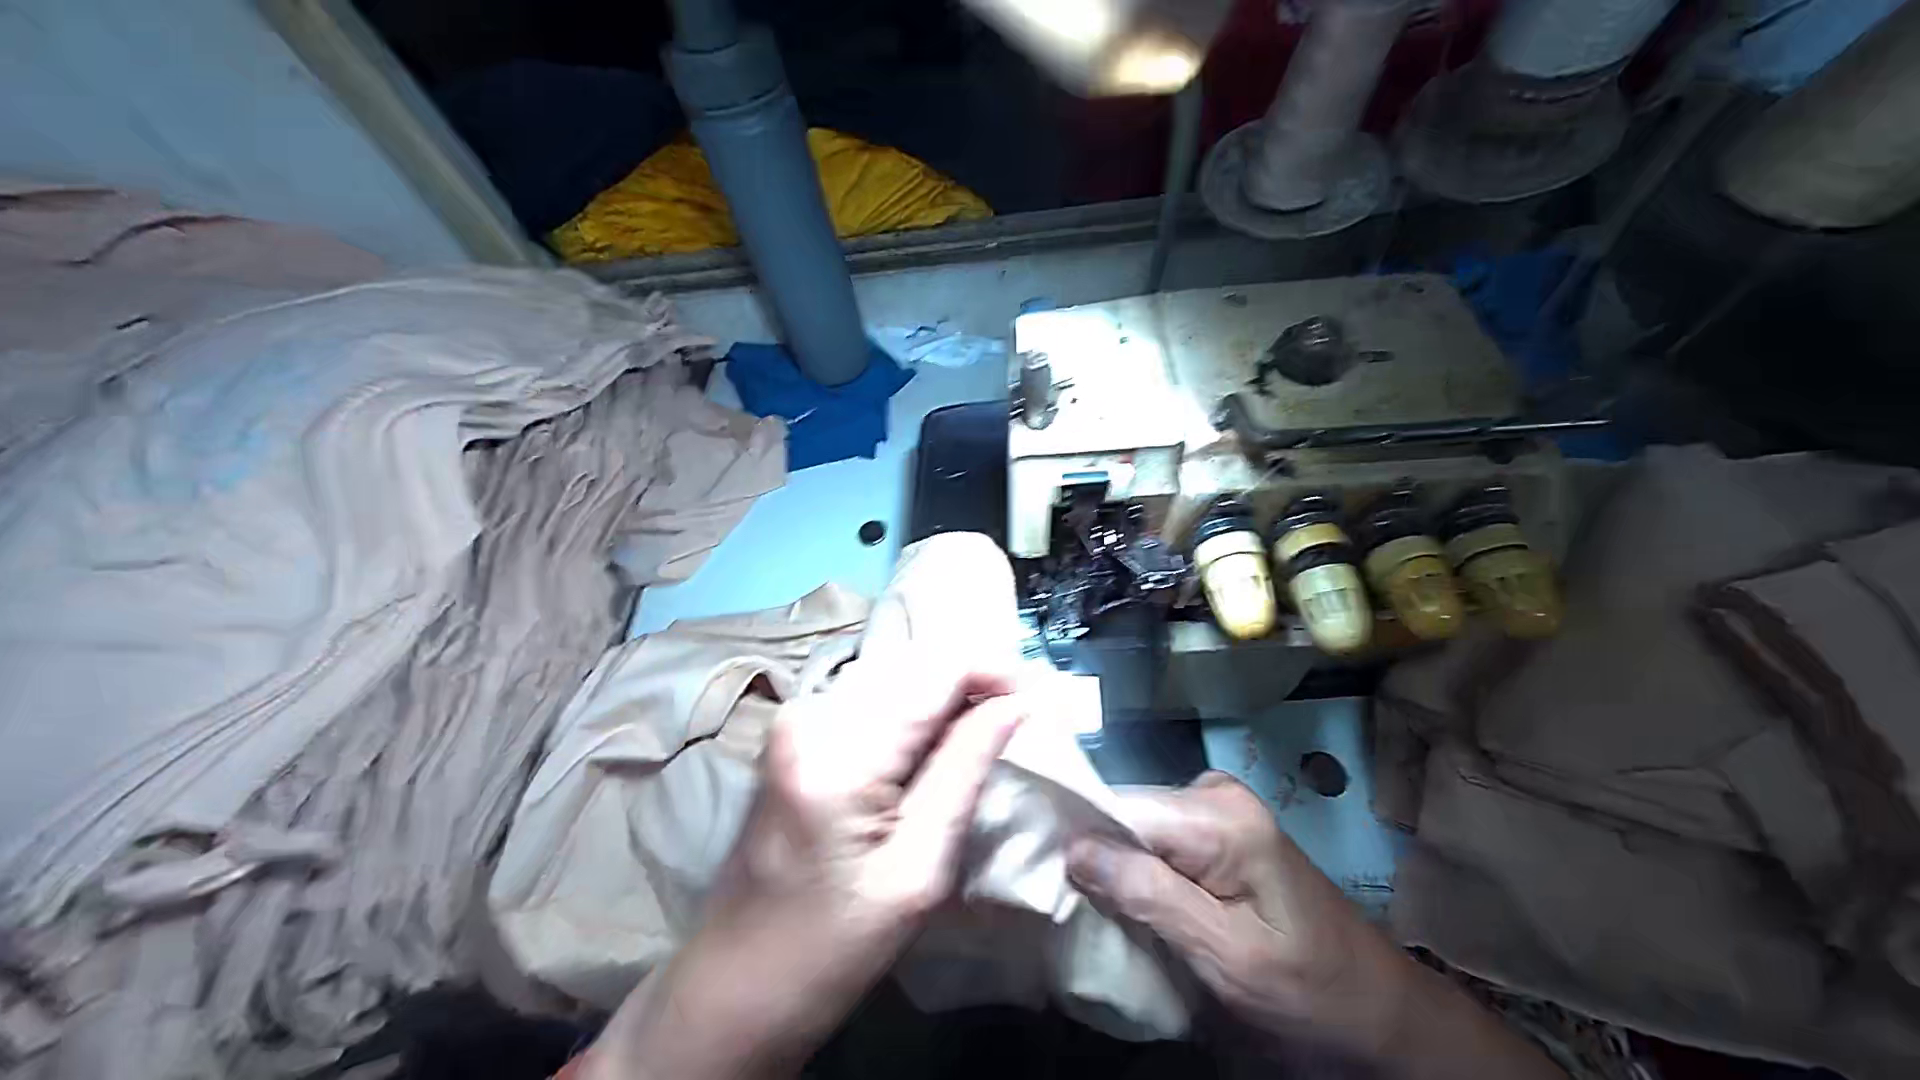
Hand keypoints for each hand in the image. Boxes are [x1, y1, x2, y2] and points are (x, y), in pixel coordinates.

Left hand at [581, 653, 1024, 1079]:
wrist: (738, 979)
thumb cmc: (835, 946)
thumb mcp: (919, 870)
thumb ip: (965, 770)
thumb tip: (1014, 705)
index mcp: (839, 756)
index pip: (933, 672)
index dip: (991, 671)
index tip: (1031, 699)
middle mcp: (809, 716)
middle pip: (910, 665)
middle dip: (968, 683)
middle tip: (1011, 718)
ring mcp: (793, 718)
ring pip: (891, 675)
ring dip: (940, 695)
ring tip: (976, 732)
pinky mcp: (791, 729)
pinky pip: (868, 695)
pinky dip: (908, 708)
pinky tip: (928, 742)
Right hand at [1067, 771, 1411, 1054]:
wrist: (1377, 1009)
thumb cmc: (1308, 992)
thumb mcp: (1227, 956)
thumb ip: (1150, 896)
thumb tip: (1074, 847)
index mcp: (1221, 816)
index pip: (1121, 807)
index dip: (1079, 838)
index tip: (1044, 875)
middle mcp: (1214, 793)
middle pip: (1126, 811)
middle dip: (1095, 853)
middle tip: (1072, 901)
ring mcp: (1216, 806)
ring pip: (1135, 824)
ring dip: (1114, 863)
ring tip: (1096, 903)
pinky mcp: (1215, 827)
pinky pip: (1154, 836)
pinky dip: (1136, 866)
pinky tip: (1129, 895)